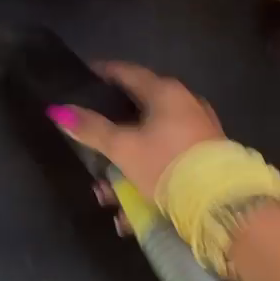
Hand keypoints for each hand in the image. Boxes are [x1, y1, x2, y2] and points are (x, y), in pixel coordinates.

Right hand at [49, 62, 223, 195]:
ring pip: (149, 142)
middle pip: (137, 111)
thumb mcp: (122, 148)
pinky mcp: (204, 156)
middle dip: (110, 134)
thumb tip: (58, 110)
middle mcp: (185, 104)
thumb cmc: (166, 164)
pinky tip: (130, 208)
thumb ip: (90, 129)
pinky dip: (144, 177)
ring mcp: (198, 130)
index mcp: (165, 93)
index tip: (83, 75)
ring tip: (107, 194)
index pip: (126, 72)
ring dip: (124, 166)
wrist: (221, 204)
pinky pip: (164, 160)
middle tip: (89, 145)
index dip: (102, 72)